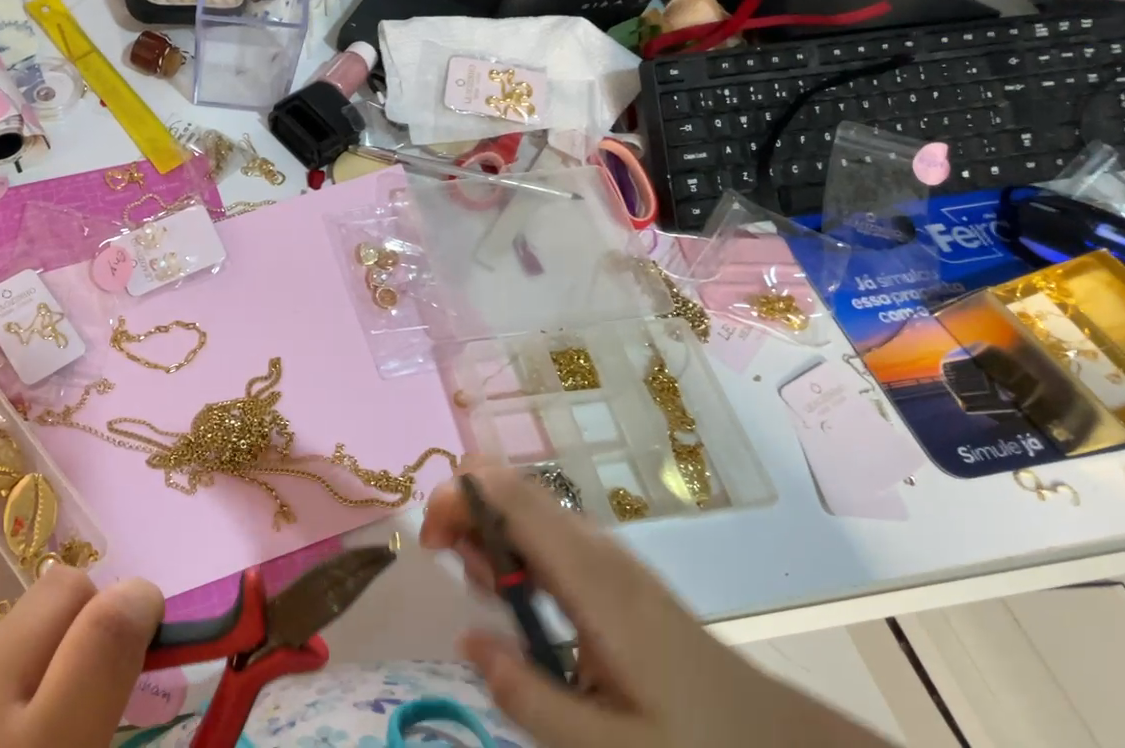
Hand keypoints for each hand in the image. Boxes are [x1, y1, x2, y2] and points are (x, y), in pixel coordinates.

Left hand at [0, 566, 163, 746]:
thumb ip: (111, 693)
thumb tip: (141, 635)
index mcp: (47, 740)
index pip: (104, 627)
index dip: (142, 604)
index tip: (156, 622)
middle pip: (61, 587)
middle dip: (98, 605)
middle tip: (109, 666)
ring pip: (21, 614)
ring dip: (53, 633)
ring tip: (57, 696)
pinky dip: (11, 663)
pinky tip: (5, 721)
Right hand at [422, 467, 893, 747]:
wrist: (779, 741)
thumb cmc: (697, 742)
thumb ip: (530, 700)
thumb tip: (467, 640)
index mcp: (595, 584)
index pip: (516, 499)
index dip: (461, 495)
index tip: (432, 541)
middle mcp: (600, 554)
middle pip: (516, 489)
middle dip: (465, 508)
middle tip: (450, 566)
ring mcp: (611, 559)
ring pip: (529, 507)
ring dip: (488, 530)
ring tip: (485, 591)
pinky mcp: (616, 573)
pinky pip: (548, 533)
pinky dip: (514, 545)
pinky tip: (518, 595)